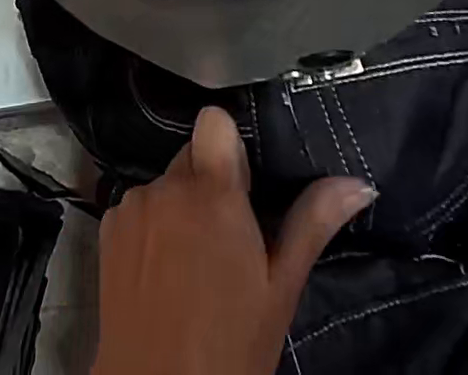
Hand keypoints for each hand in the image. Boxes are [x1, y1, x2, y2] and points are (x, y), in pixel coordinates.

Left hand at [92, 106, 375, 374]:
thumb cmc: (229, 345)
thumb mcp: (280, 287)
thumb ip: (314, 222)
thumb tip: (360, 184)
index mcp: (212, 192)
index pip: (215, 121)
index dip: (231, 143)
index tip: (245, 179)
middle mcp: (167, 187)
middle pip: (194, 152)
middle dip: (213, 178)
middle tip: (231, 232)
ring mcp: (132, 207)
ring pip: (169, 180)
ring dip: (183, 203)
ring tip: (196, 258)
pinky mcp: (108, 229)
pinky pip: (141, 204)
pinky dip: (154, 222)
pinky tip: (163, 268)